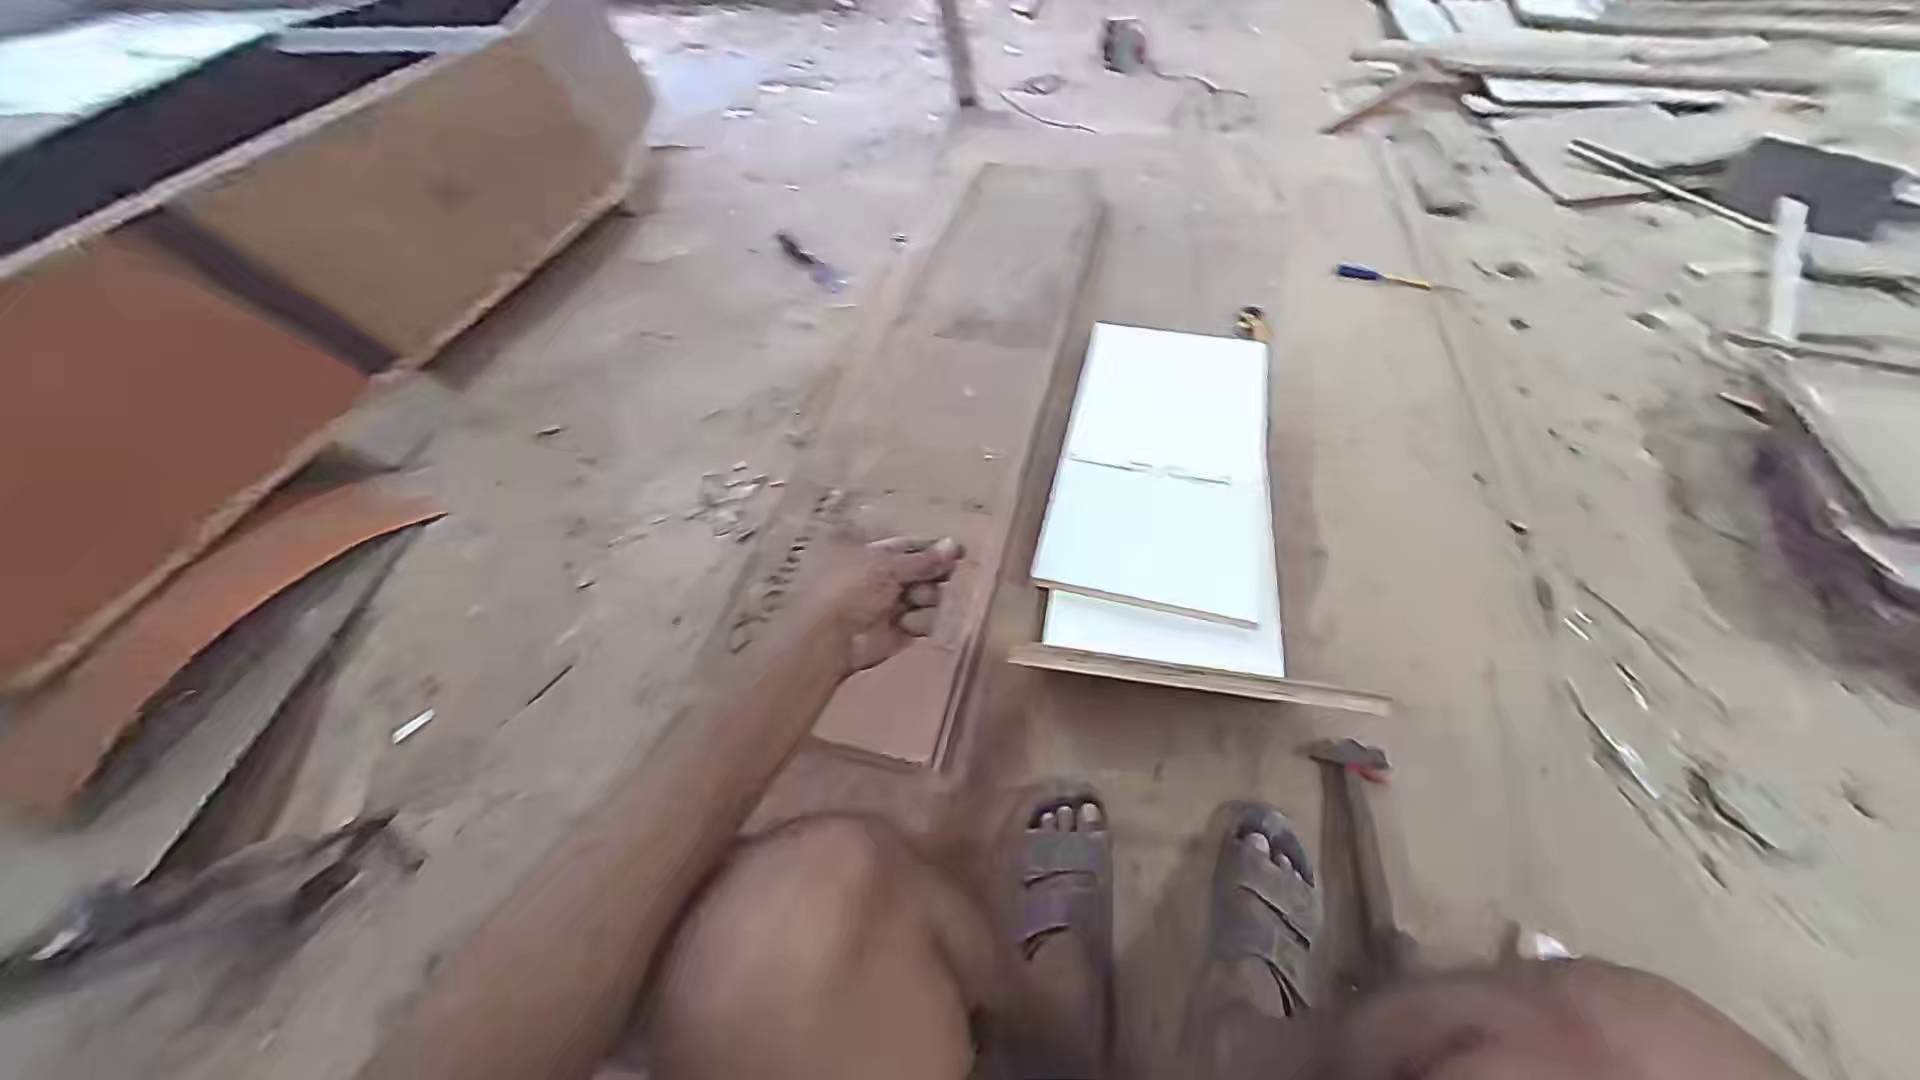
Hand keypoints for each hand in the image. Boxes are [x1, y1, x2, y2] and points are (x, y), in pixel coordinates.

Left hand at [820, 536, 963, 671]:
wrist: (830, 638)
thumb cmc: (851, 588)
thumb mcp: (887, 566)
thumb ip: (923, 560)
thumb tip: (955, 545)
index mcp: (871, 553)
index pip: (909, 547)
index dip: (933, 549)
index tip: (959, 551)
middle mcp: (881, 578)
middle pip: (921, 572)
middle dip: (935, 574)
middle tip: (948, 575)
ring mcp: (890, 606)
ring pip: (926, 597)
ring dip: (929, 598)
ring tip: (921, 600)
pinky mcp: (899, 633)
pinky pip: (923, 622)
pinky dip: (924, 622)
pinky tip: (917, 623)